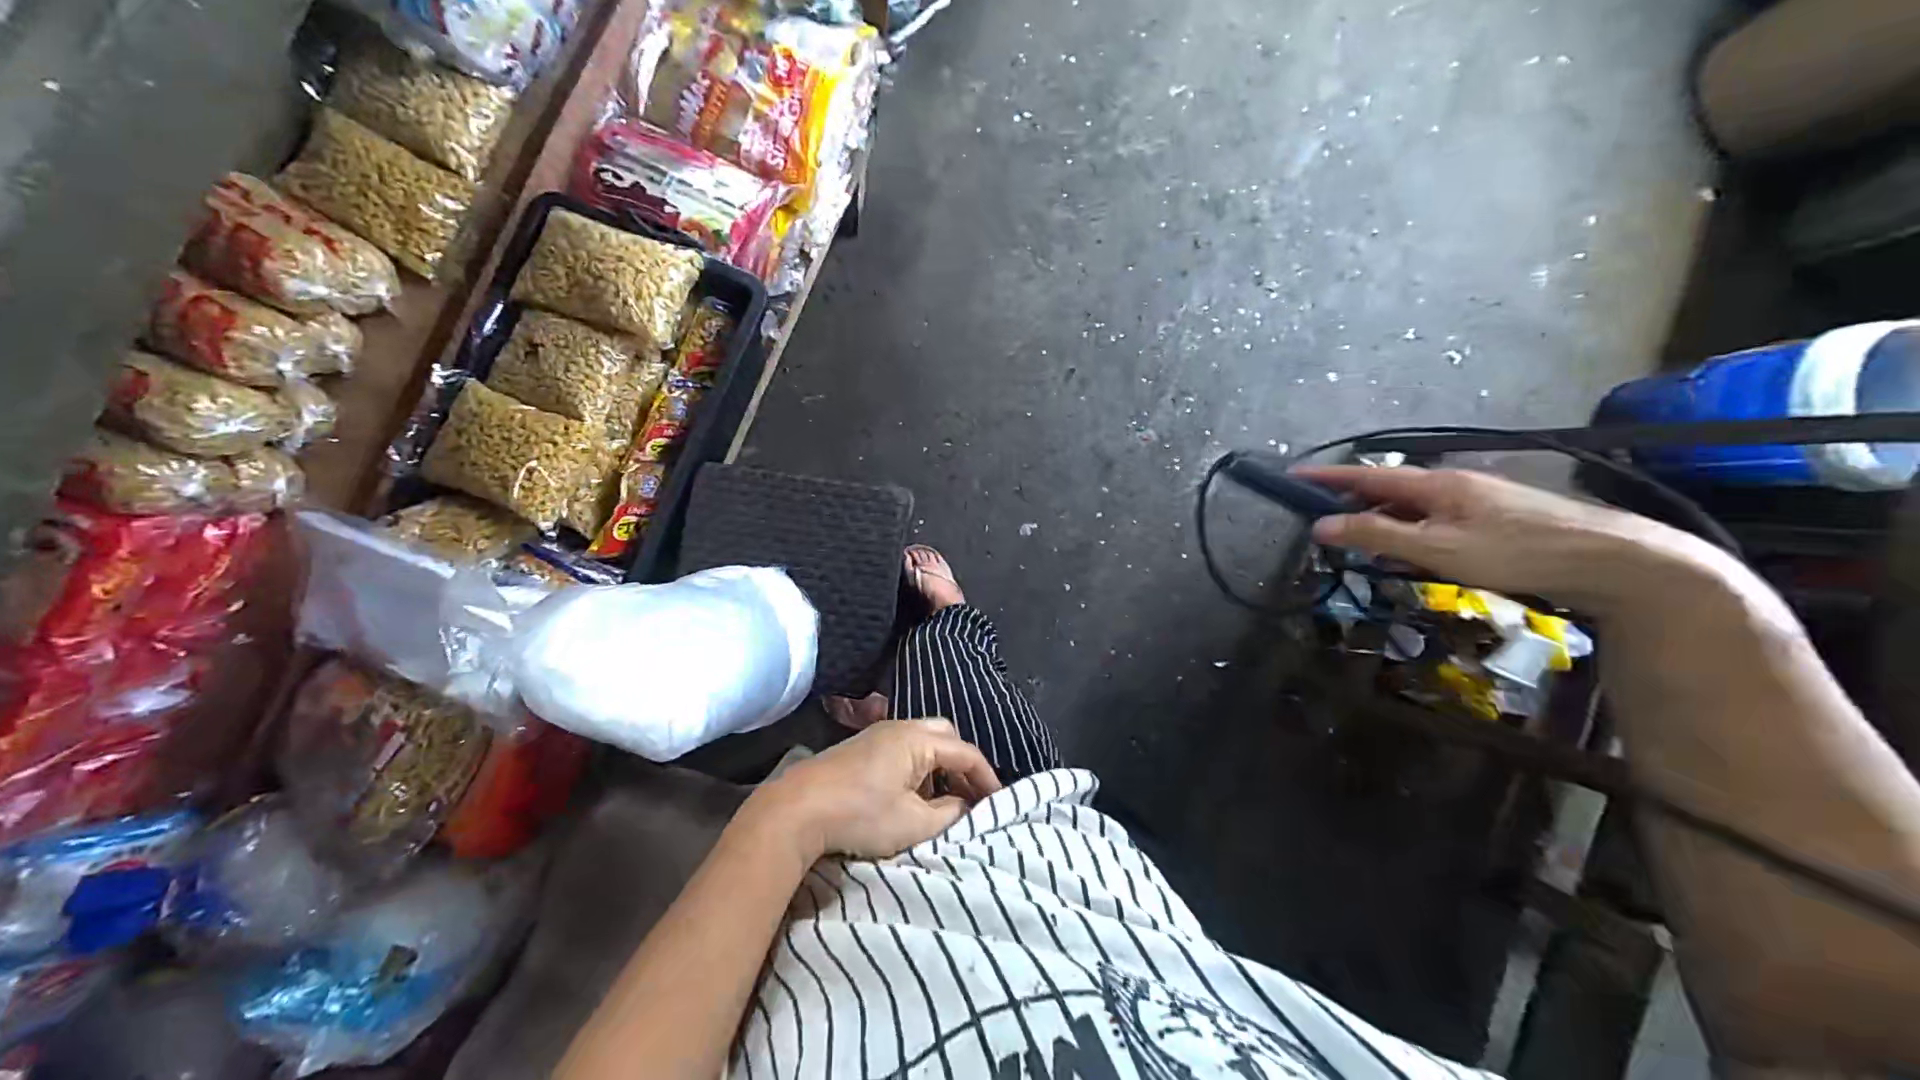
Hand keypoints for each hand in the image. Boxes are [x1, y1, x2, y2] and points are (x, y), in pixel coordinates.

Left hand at [739, 718, 1001, 861]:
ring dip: (939, 769)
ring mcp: (876, 735)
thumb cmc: (861, 814)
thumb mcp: (914, 823)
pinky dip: (918, 770)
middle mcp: (899, 727)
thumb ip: (949, 814)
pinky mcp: (859, 749)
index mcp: (917, 739)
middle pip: (945, 737)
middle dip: (963, 766)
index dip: (987, 778)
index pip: (966, 752)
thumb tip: (965, 807)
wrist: (796, 810)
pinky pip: (902, 751)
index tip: (999, 804)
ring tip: (944, 803)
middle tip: (971, 797)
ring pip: (923, 743)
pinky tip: (911, 798)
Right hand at [1295, 464, 1729, 614]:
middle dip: (1355, 502)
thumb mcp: (1436, 549)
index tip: (1294, 475)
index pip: (1367, 475)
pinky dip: (1415, 531)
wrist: (1616, 560)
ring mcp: (1481, 499)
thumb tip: (1321, 525)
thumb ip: (1378, 535)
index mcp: (1435, 484)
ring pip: (1417, 506)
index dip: (1329, 476)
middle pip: (1391, 489)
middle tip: (1326, 523)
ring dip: (1386, 520)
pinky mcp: (1501, 517)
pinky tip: (1420, 554)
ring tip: (1367, 546)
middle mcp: (1455, 483)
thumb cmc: (1516, 552)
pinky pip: (1439, 518)